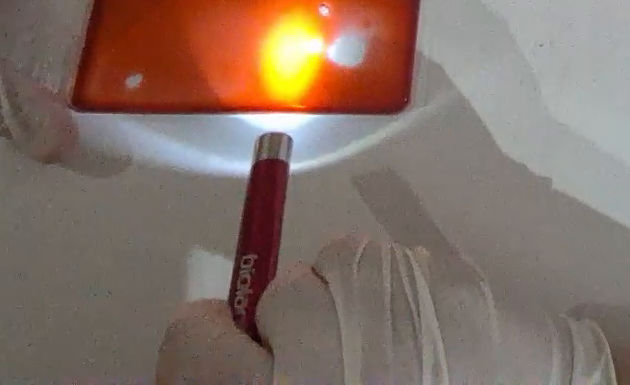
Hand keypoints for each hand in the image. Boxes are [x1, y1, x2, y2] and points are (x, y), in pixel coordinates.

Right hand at [155, 236, 616, 384]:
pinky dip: (395, 280)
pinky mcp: (439, 278)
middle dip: (293, 317)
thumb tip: (233, 343)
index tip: (228, 339)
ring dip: (350, 289)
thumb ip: (266, 376)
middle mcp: (320, 348)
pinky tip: (422, 321)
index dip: (207, 338)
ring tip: (388, 335)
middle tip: (330, 351)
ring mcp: (386, 304)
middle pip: (274, 292)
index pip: (191, 341)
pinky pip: (390, 257)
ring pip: (335, 258)